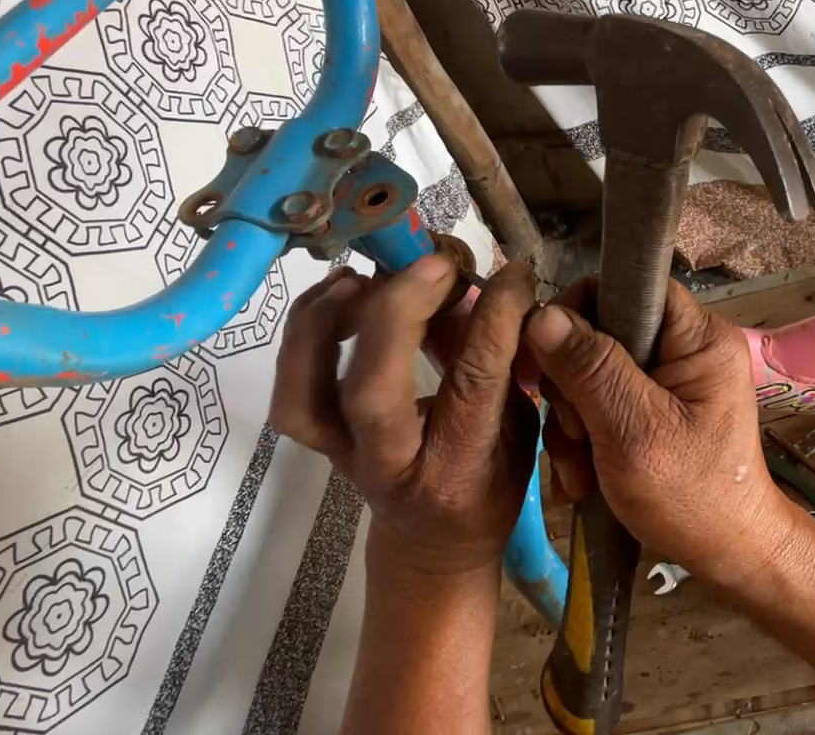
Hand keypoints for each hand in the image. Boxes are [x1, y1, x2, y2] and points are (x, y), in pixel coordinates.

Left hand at [270, 256, 539, 575]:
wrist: (431, 550)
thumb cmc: (490, 490)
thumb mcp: (522, 432)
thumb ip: (504, 367)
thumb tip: (487, 291)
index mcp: (462, 468)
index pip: (473, 383)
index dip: (494, 318)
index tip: (513, 274)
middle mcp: (393, 466)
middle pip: (373, 391)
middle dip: (401, 313)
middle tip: (437, 264)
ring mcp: (345, 455)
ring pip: (308, 395)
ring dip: (328, 322)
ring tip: (365, 274)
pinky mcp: (320, 442)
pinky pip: (292, 389)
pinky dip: (306, 331)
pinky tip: (341, 290)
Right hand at [526, 277, 797, 586]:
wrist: (727, 557)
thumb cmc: (693, 496)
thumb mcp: (635, 431)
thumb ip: (590, 369)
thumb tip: (541, 314)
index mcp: (699, 338)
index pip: (631, 285)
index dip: (583, 308)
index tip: (549, 354)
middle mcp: (686, 348)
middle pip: (603, 332)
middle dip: (574, 387)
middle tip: (576, 433)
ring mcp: (669, 380)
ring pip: (594, 372)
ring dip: (574, 423)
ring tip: (581, 470)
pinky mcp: (654, 410)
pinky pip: (602, 403)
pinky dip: (585, 439)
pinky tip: (584, 478)